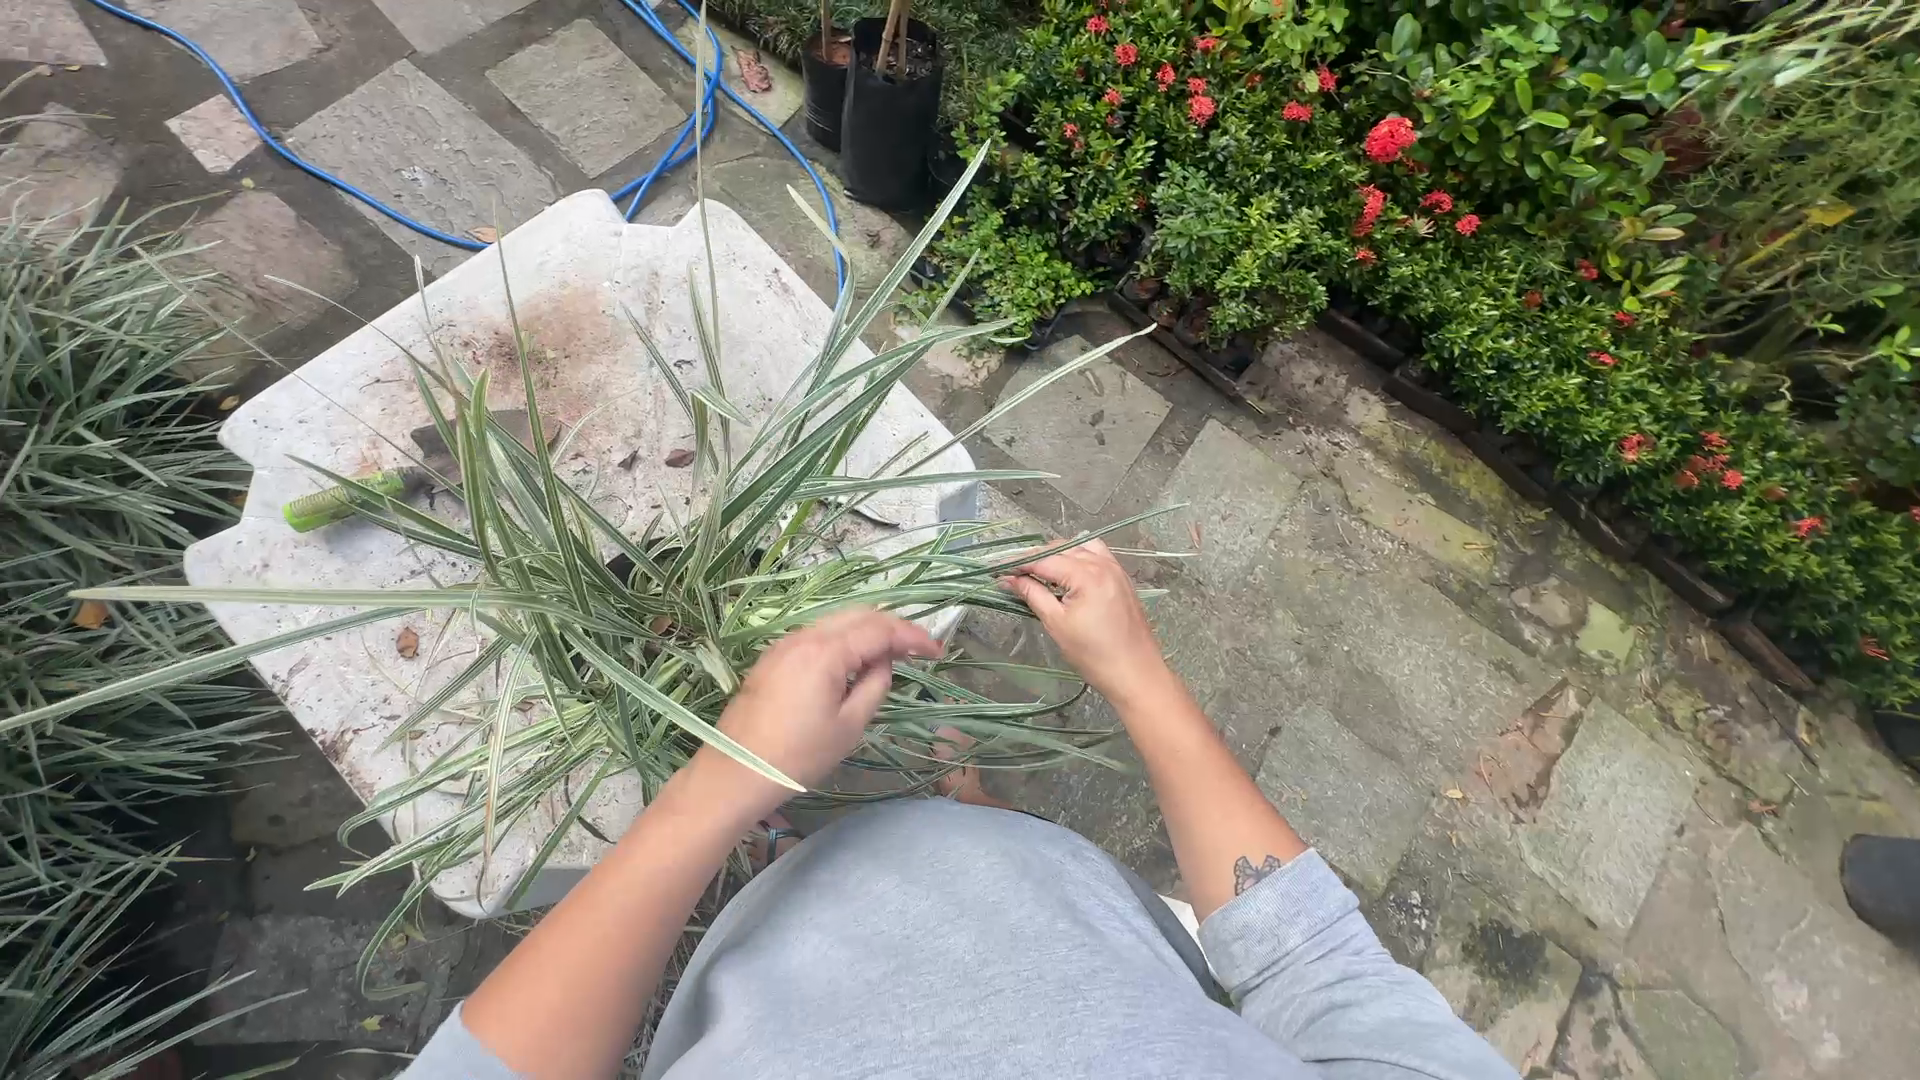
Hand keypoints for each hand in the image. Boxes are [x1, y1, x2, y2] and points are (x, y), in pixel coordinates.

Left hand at [710, 608, 940, 798]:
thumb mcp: (849, 726)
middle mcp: (804, 637)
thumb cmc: (798, 757)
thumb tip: (884, 661)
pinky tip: (852, 662)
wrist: (735, 773)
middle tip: (916, 650)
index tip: (937, 652)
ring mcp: (784, 644)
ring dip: (866, 631)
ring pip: (836, 622)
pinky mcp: (773, 658)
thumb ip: (876, 685)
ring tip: (889, 656)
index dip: (913, 636)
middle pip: (859, 615)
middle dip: (892, 627)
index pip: (880, 629)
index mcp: (826, 652)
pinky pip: (817, 635)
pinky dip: (842, 640)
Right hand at [999, 538, 1170, 705]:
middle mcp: (1103, 564)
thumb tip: (1008, 579)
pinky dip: (1078, 557)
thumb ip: (1032, 594)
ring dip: (1058, 554)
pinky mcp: (1122, 578)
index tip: (999, 569)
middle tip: (1014, 573)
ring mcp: (1115, 569)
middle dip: (1036, 558)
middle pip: (1061, 548)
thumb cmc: (1093, 654)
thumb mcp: (1056, 623)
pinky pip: (1097, 555)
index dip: (1019, 563)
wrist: (1136, 673)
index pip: (1044, 559)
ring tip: (1040, 571)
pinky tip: (1068, 573)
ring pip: (1080, 547)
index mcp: (1086, 574)